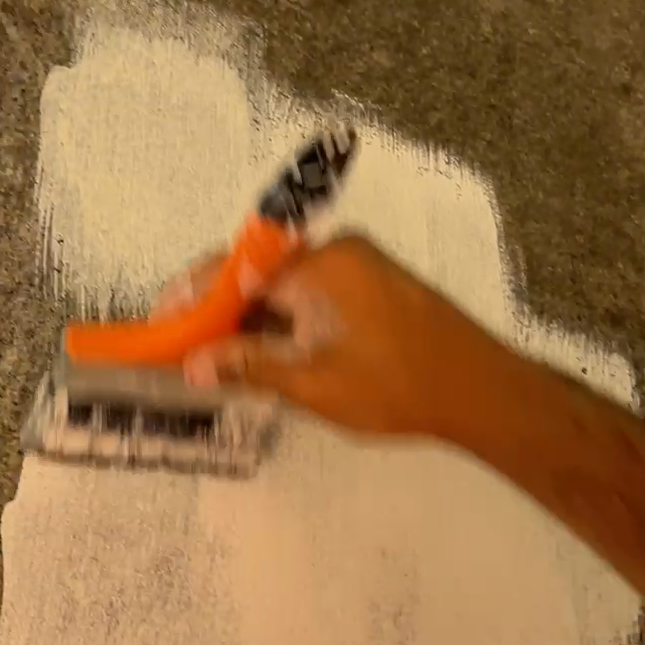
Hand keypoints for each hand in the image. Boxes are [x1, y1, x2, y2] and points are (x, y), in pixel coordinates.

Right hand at [161, 234, 523, 437]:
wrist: (485, 392)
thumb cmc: (396, 387)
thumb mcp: (311, 382)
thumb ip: (248, 365)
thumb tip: (192, 364)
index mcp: (318, 264)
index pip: (234, 271)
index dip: (190, 296)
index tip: (160, 322)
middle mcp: (334, 251)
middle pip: (257, 273)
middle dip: (217, 307)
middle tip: (184, 343)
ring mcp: (356, 265)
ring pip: (283, 285)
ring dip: (250, 316)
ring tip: (215, 351)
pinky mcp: (370, 283)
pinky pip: (309, 292)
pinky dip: (281, 318)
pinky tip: (263, 347)